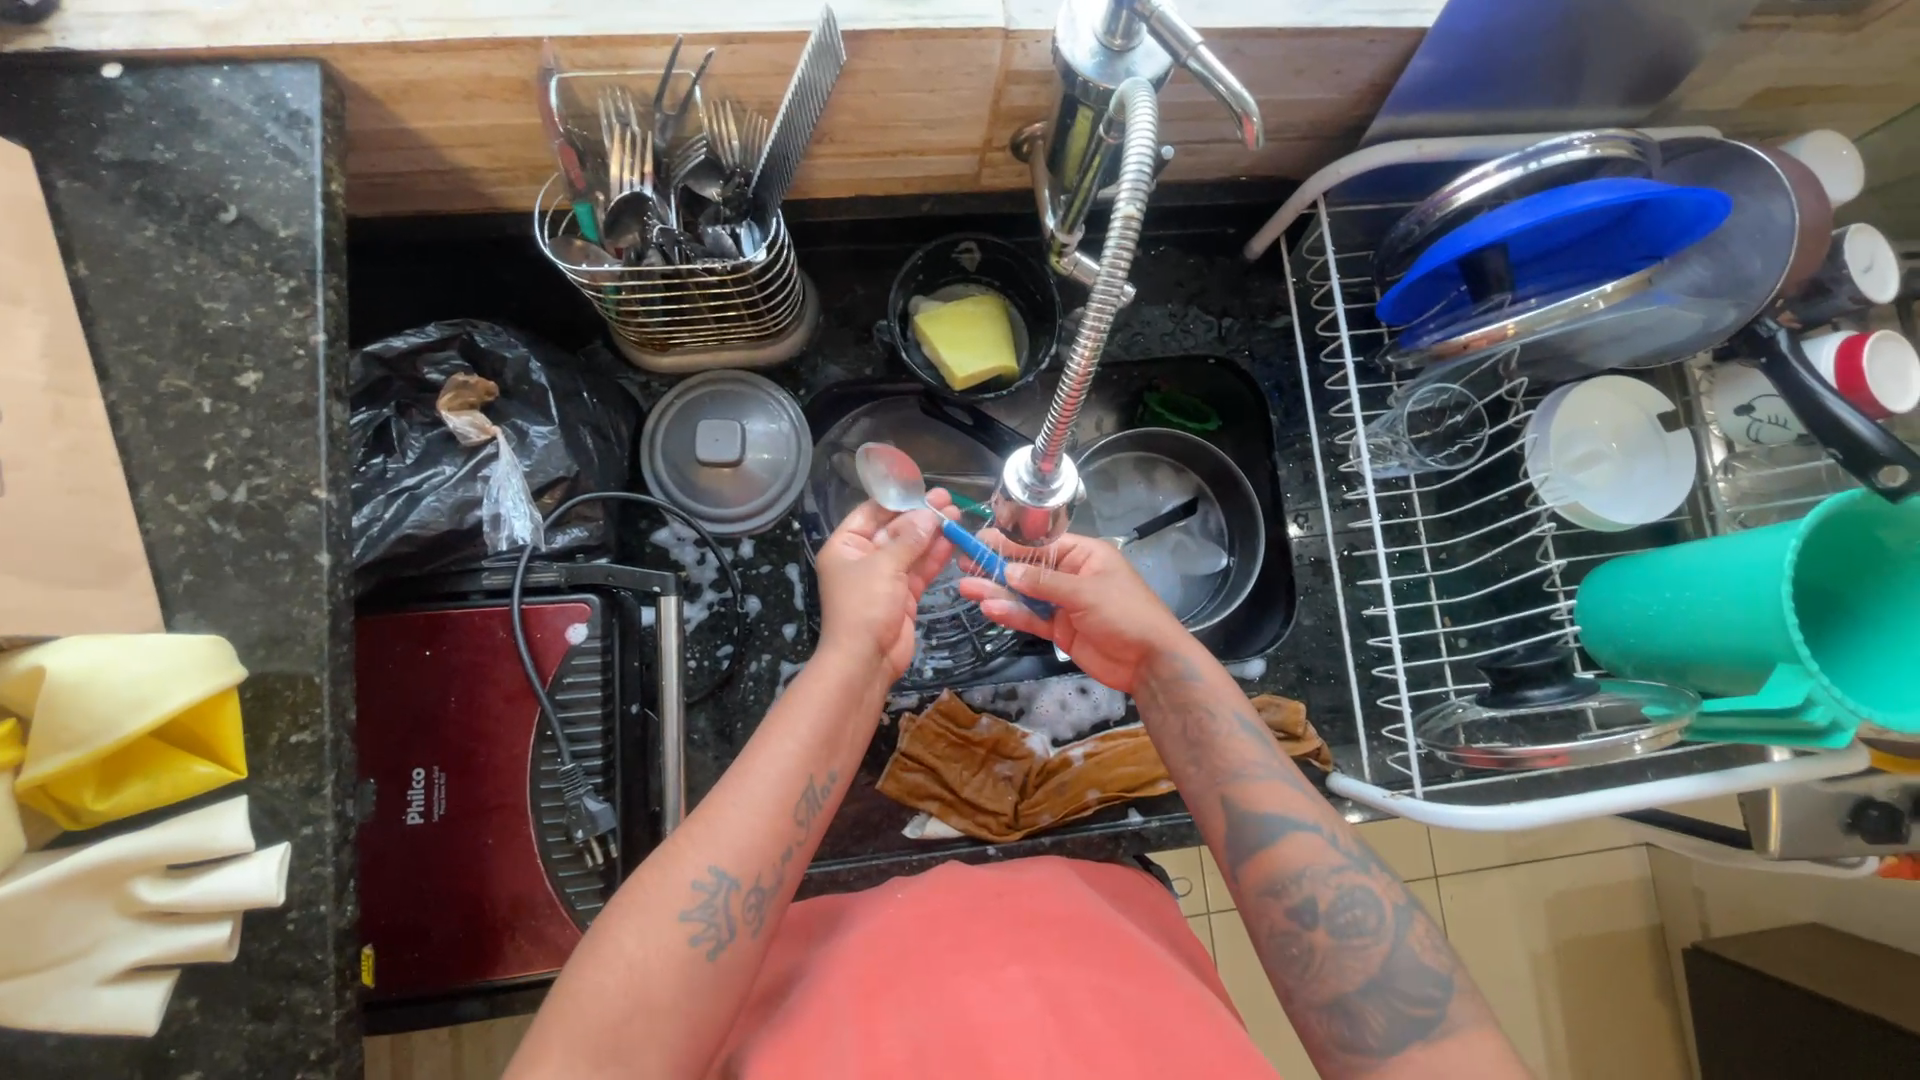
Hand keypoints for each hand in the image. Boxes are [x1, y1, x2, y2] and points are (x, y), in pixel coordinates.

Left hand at [813, 490, 957, 678]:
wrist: (865, 661)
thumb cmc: (864, 608)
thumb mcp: (884, 567)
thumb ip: (909, 539)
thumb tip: (929, 515)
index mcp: (845, 547)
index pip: (870, 514)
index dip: (896, 500)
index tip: (922, 488)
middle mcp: (863, 559)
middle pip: (894, 530)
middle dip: (920, 517)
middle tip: (947, 500)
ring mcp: (884, 578)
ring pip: (911, 550)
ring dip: (932, 535)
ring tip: (956, 515)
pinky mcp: (903, 595)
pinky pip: (920, 570)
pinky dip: (935, 556)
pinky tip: (953, 540)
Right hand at [955, 531, 1192, 693]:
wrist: (1149, 661)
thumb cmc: (1126, 613)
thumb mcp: (1086, 591)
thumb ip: (1045, 582)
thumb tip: (1008, 570)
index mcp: (1083, 555)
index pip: (1040, 543)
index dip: (1009, 542)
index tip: (979, 539)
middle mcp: (1070, 575)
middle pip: (1027, 568)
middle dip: (996, 567)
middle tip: (963, 564)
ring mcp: (1063, 604)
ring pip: (1024, 595)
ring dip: (997, 592)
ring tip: (967, 589)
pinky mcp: (1059, 630)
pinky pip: (1030, 618)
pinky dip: (1011, 614)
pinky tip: (989, 609)